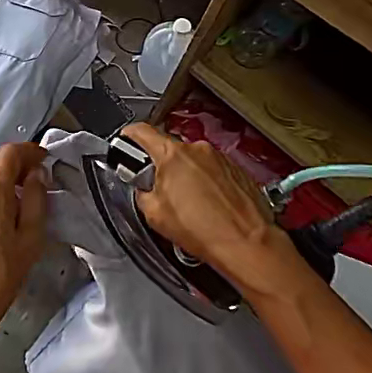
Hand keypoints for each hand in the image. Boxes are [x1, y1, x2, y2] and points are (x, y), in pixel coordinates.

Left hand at [0, 142, 49, 334]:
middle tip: (41, 171)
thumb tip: (38, 173)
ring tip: (28, 184)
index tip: (47, 159)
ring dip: (8, 168)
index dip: (30, 150)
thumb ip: (36, 197)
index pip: (9, 153)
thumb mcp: (32, 233)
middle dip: (20, 158)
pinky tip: (11, 197)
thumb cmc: (5, 269)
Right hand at [120, 123, 304, 297]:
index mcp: (173, 155)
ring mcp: (219, 157)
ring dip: (187, 178)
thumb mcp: (155, 214)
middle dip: (162, 168)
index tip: (126, 139)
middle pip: (169, 149)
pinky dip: (206, 184)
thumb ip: (143, 193)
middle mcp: (198, 149)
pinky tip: (207, 207)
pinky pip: (212, 171)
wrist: (245, 241)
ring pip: (192, 161)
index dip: (129, 136)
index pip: (142, 131)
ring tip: (189, 207)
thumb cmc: (204, 230)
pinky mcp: (235, 168)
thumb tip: (145, 190)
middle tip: (160, 192)